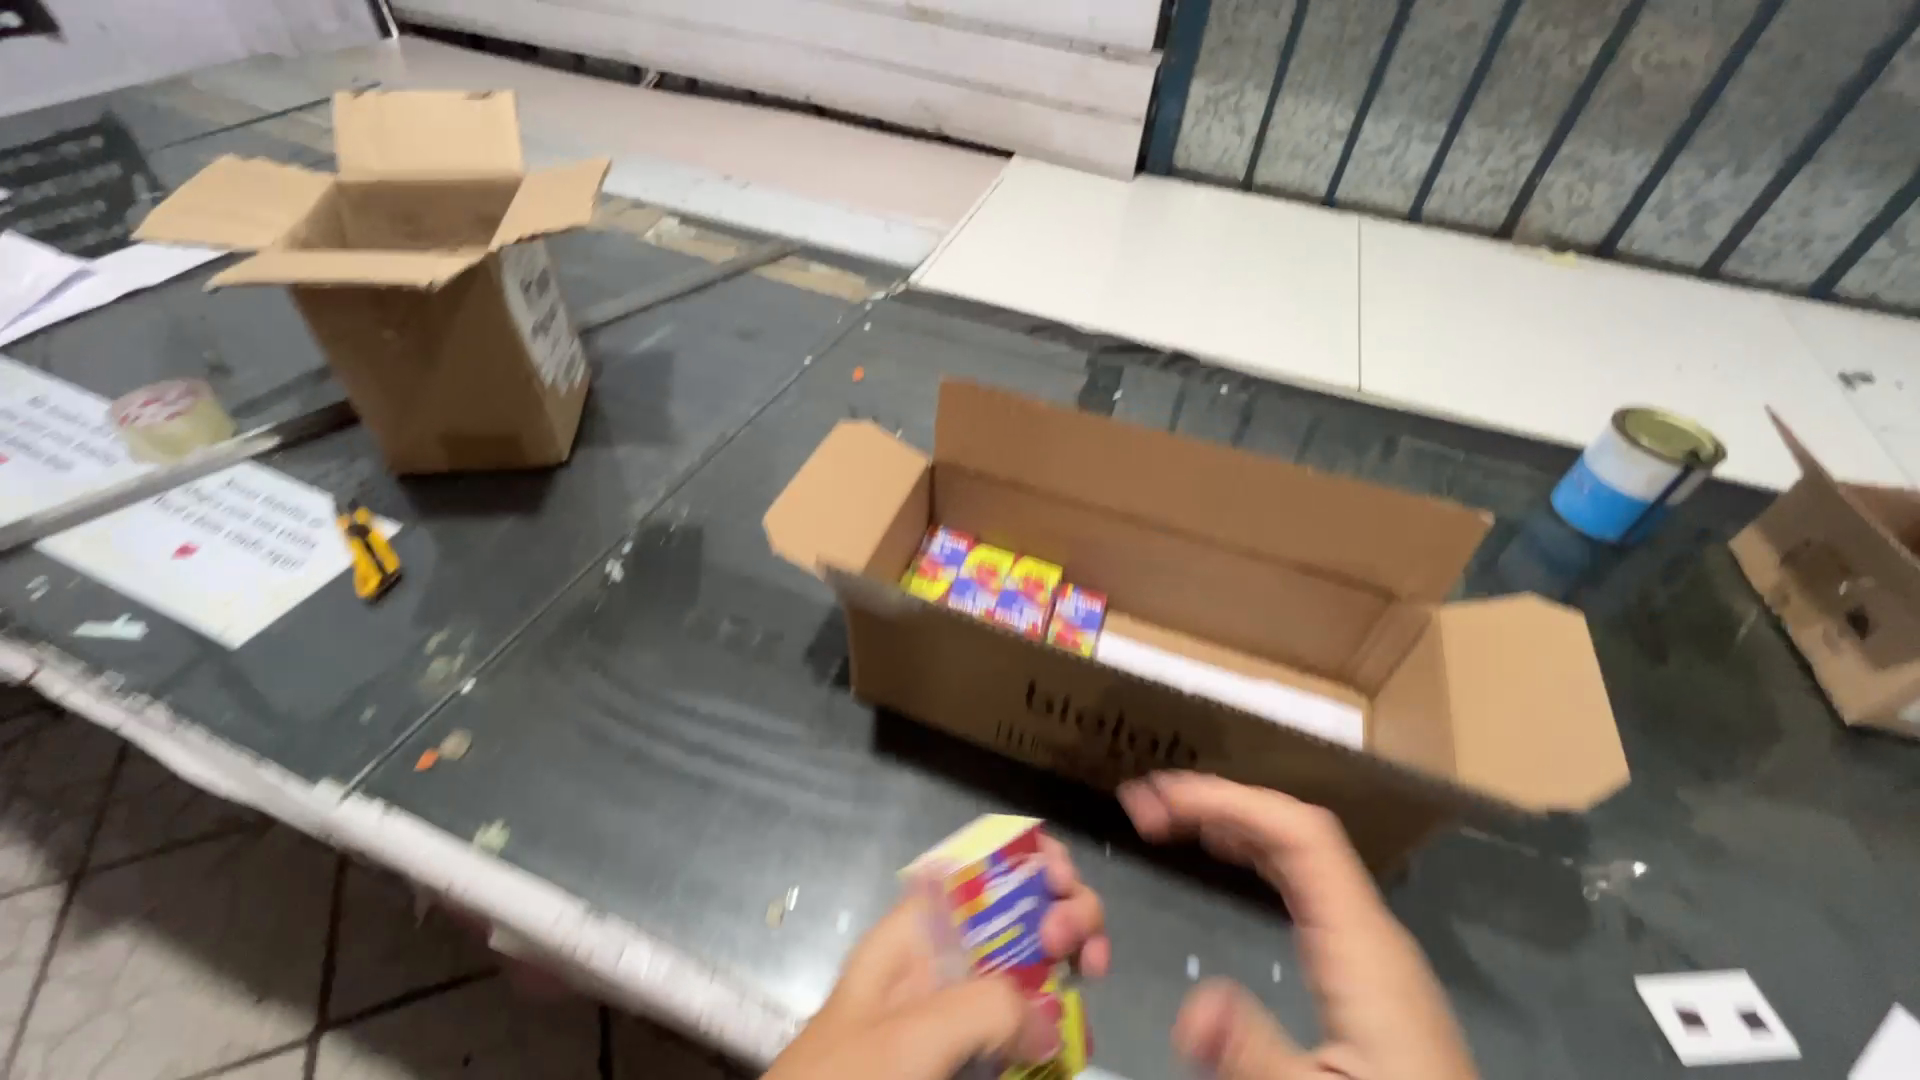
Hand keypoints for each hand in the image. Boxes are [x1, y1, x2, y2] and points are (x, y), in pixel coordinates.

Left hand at [766, 835, 1109, 1079]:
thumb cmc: (848, 1077)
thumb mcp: (909, 1036)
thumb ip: (986, 1009)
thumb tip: (1053, 1020)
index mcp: (918, 927)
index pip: (978, 864)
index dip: (1026, 856)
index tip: (1062, 880)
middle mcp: (945, 953)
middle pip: (1018, 905)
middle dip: (1060, 907)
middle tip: (1077, 948)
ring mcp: (962, 1002)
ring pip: (1032, 957)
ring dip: (1072, 952)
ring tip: (1092, 972)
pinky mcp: (974, 1050)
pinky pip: (1028, 1017)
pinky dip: (1059, 1012)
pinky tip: (1076, 1026)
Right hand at [1118, 772, 1475, 1079]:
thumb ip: (1254, 1054)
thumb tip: (1189, 1011)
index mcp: (1361, 946)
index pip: (1296, 834)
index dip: (1228, 801)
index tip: (1160, 802)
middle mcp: (1368, 927)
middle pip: (1293, 829)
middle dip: (1218, 802)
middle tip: (1144, 805)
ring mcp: (1368, 943)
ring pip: (1299, 849)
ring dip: (1232, 821)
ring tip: (1167, 819)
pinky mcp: (1364, 964)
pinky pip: (1303, 878)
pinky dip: (1254, 850)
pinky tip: (1224, 852)